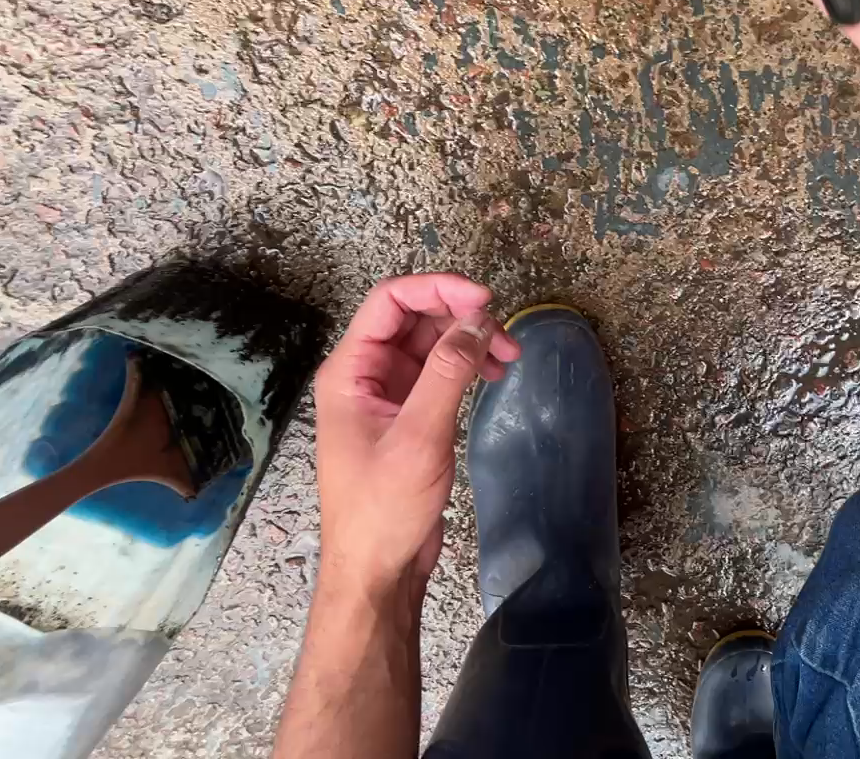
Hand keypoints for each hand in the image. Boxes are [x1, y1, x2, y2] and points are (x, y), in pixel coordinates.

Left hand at [310, 274, 520, 597]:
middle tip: (504, 334)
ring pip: (433, 341)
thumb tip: (479, 321)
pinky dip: (469, 364)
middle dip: (462, 316)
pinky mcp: (410, 411)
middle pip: (415, 316)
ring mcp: (388, 391)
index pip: (390, 300)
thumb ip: (448, 372)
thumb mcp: (418, 436)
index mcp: (350, 369)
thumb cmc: (384, 507)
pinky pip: (441, 369)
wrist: (378, 570)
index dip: (438, 288)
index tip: (484, 299)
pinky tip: (494, 375)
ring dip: (471, 340)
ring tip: (509, 357)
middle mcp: (366, 372)